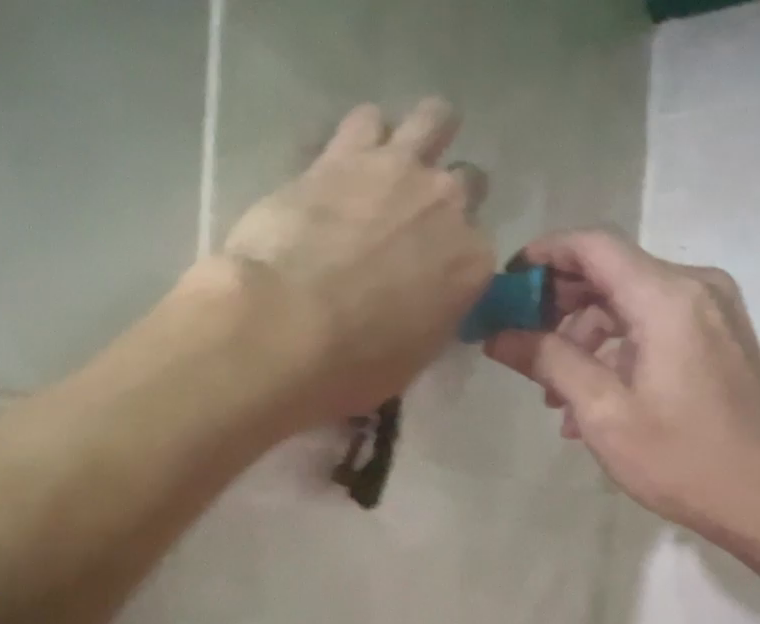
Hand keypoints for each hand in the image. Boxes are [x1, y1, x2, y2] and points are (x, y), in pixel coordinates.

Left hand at [221, 99, 493, 425]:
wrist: (284, 327)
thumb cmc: (346, 368)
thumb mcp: (403, 365)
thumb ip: (422, 325)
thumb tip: (411, 315)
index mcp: (469, 266)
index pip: (475, 252)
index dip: (450, 261)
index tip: (425, 275)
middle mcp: (446, 206)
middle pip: (464, 182)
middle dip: (442, 197)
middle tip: (407, 219)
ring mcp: (397, 170)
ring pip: (433, 121)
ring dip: (419, 136)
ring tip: (388, 159)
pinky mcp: (341, 155)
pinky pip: (365, 120)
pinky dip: (357, 135)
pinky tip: (339, 156)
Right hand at [486, 229, 759, 544]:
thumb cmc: (681, 457)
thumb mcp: (602, 412)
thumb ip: (548, 361)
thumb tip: (498, 334)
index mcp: (667, 297)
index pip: (592, 245)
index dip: (541, 256)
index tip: (501, 288)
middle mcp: (695, 288)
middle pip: (608, 272)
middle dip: (555, 305)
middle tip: (515, 345)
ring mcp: (711, 312)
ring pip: (626, 303)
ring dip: (581, 339)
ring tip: (553, 395)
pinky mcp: (717, 338)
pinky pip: (650, 326)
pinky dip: (612, 352)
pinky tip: (590, 403)